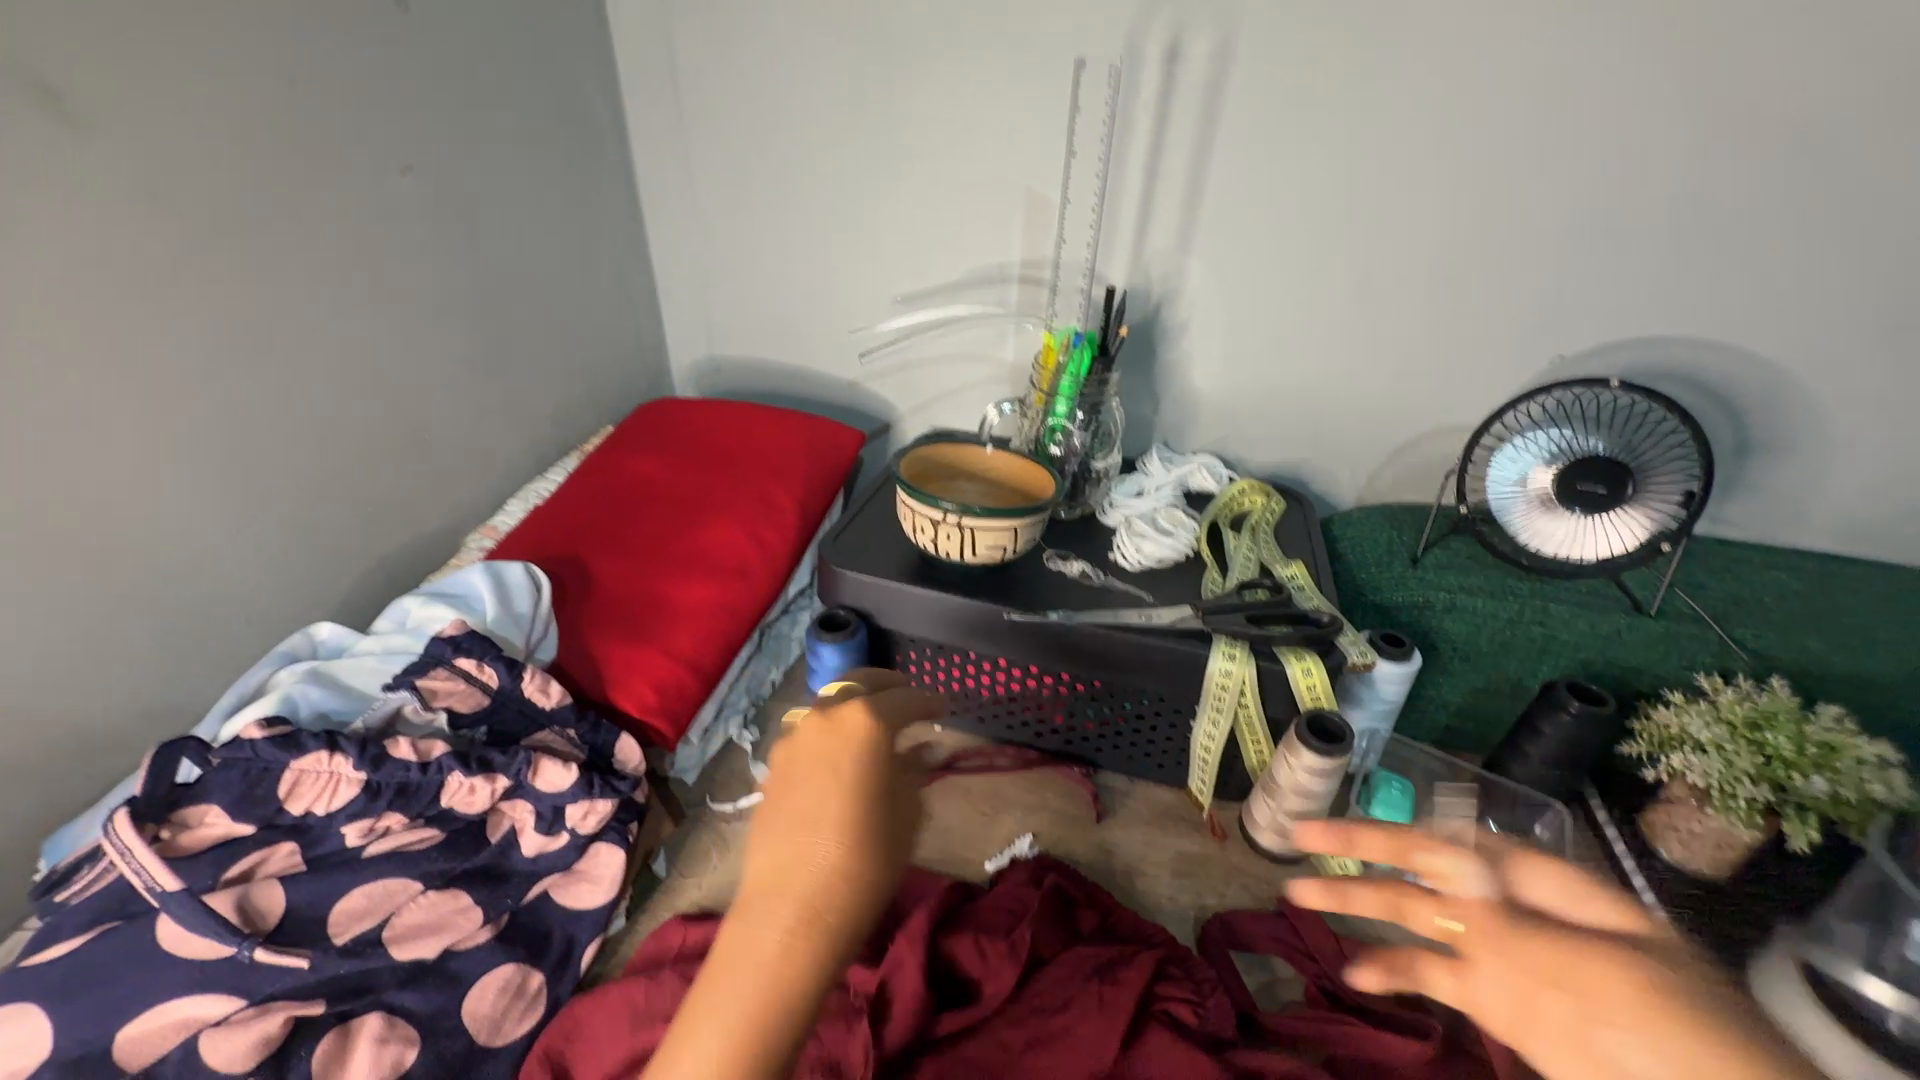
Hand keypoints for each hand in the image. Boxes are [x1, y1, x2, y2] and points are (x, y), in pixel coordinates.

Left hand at [733, 669, 944, 966]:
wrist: (795, 905)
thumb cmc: (868, 856)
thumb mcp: (907, 810)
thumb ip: (913, 769)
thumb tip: (923, 749)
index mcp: (865, 719)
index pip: (906, 698)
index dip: (928, 701)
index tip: (944, 706)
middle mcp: (825, 716)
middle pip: (859, 685)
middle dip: (887, 687)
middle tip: (907, 698)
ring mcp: (792, 738)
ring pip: (828, 707)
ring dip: (853, 708)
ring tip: (873, 728)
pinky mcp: (772, 766)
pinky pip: (808, 735)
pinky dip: (829, 735)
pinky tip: (841, 757)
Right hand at [1283, 819, 1820, 1079]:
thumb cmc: (1678, 1035)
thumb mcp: (1599, 967)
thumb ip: (1509, 916)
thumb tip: (1442, 855)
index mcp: (1544, 887)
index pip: (1450, 842)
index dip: (1389, 830)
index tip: (1330, 828)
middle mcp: (1514, 912)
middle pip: (1424, 873)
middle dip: (1360, 857)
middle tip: (1296, 840)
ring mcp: (1508, 963)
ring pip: (1418, 921)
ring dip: (1361, 907)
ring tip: (1299, 898)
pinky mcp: (1503, 1009)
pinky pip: (1436, 978)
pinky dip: (1393, 973)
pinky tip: (1354, 972)